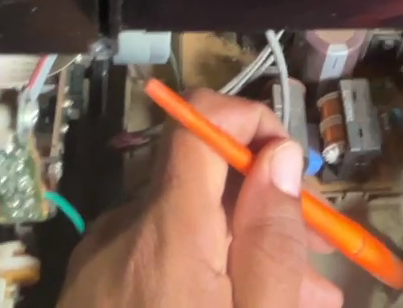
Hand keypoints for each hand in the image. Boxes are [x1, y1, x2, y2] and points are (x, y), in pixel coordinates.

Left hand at [58, 88, 341, 307]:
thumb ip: (273, 243)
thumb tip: (278, 155)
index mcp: (164, 231)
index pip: (198, 114)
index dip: (250, 119)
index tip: (290, 169)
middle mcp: (123, 227)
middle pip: (201, 175)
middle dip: (263, 203)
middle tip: (314, 263)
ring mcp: (98, 261)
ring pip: (183, 222)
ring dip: (239, 245)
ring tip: (295, 301)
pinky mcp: (88, 293)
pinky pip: (155, 255)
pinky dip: (200, 270)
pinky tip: (231, 304)